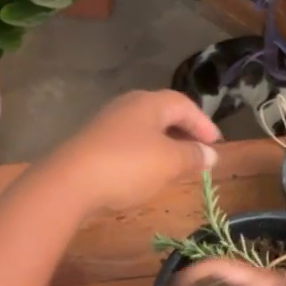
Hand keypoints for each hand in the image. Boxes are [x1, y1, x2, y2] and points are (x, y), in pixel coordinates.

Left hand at [37, 90, 219, 214]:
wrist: (70, 182)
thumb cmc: (128, 166)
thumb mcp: (169, 162)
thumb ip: (192, 156)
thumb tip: (210, 154)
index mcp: (149, 103)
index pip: (184, 105)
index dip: (203, 124)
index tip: (216, 145)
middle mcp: (127, 106)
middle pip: (162, 114)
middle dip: (183, 133)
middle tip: (198, 154)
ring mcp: (106, 124)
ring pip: (144, 130)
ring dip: (163, 146)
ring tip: (175, 167)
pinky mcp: (92, 144)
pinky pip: (127, 145)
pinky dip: (143, 156)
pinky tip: (144, 175)